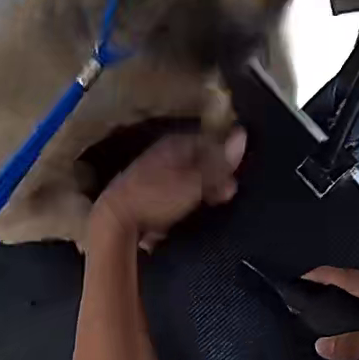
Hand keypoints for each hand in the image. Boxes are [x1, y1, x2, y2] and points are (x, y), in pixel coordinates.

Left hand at [94, 127, 247, 247]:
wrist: (116, 222)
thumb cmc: (155, 198)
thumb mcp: (194, 181)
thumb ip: (219, 163)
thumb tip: (242, 137)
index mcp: (174, 144)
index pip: (209, 142)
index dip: (225, 158)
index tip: (235, 176)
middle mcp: (162, 155)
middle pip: (197, 161)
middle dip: (213, 178)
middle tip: (225, 194)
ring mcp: (152, 175)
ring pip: (185, 178)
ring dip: (199, 192)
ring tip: (207, 205)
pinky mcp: (145, 195)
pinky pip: (171, 194)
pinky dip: (182, 202)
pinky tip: (185, 213)